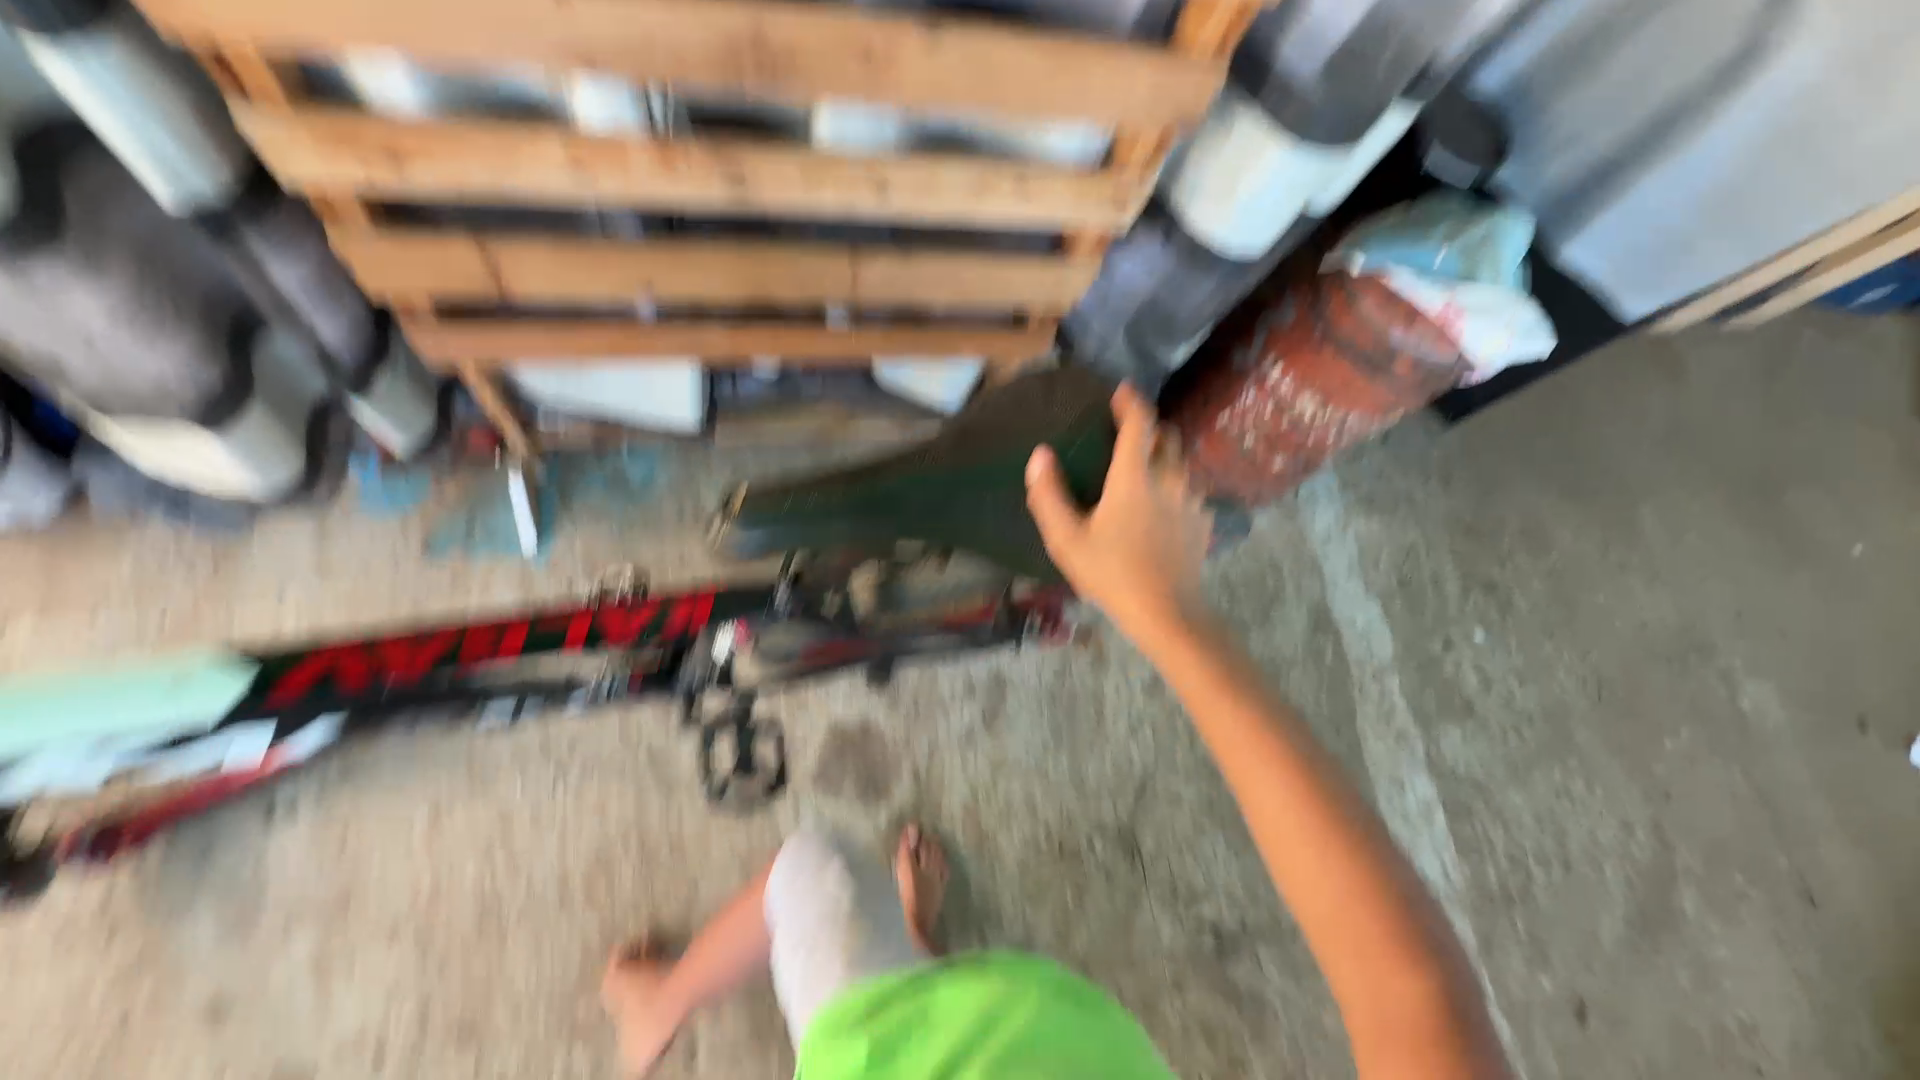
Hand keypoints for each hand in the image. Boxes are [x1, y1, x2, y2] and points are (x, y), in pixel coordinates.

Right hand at [1025, 384, 1213, 634]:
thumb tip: (1040, 455)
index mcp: (1134, 477)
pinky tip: (1163, 507)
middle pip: (1167, 437)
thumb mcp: (1067, 540)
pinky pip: (1190, 492)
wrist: (1167, 613)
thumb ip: (1049, 495)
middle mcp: (1169, 479)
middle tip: (1129, 432)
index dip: (1130, 402)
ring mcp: (1191, 501)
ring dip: (1164, 456)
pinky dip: (1175, 487)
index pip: (1139, 423)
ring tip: (1145, 468)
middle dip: (1150, 427)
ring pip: (1182, 463)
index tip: (1121, 391)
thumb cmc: (1112, 574)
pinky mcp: (1203, 523)